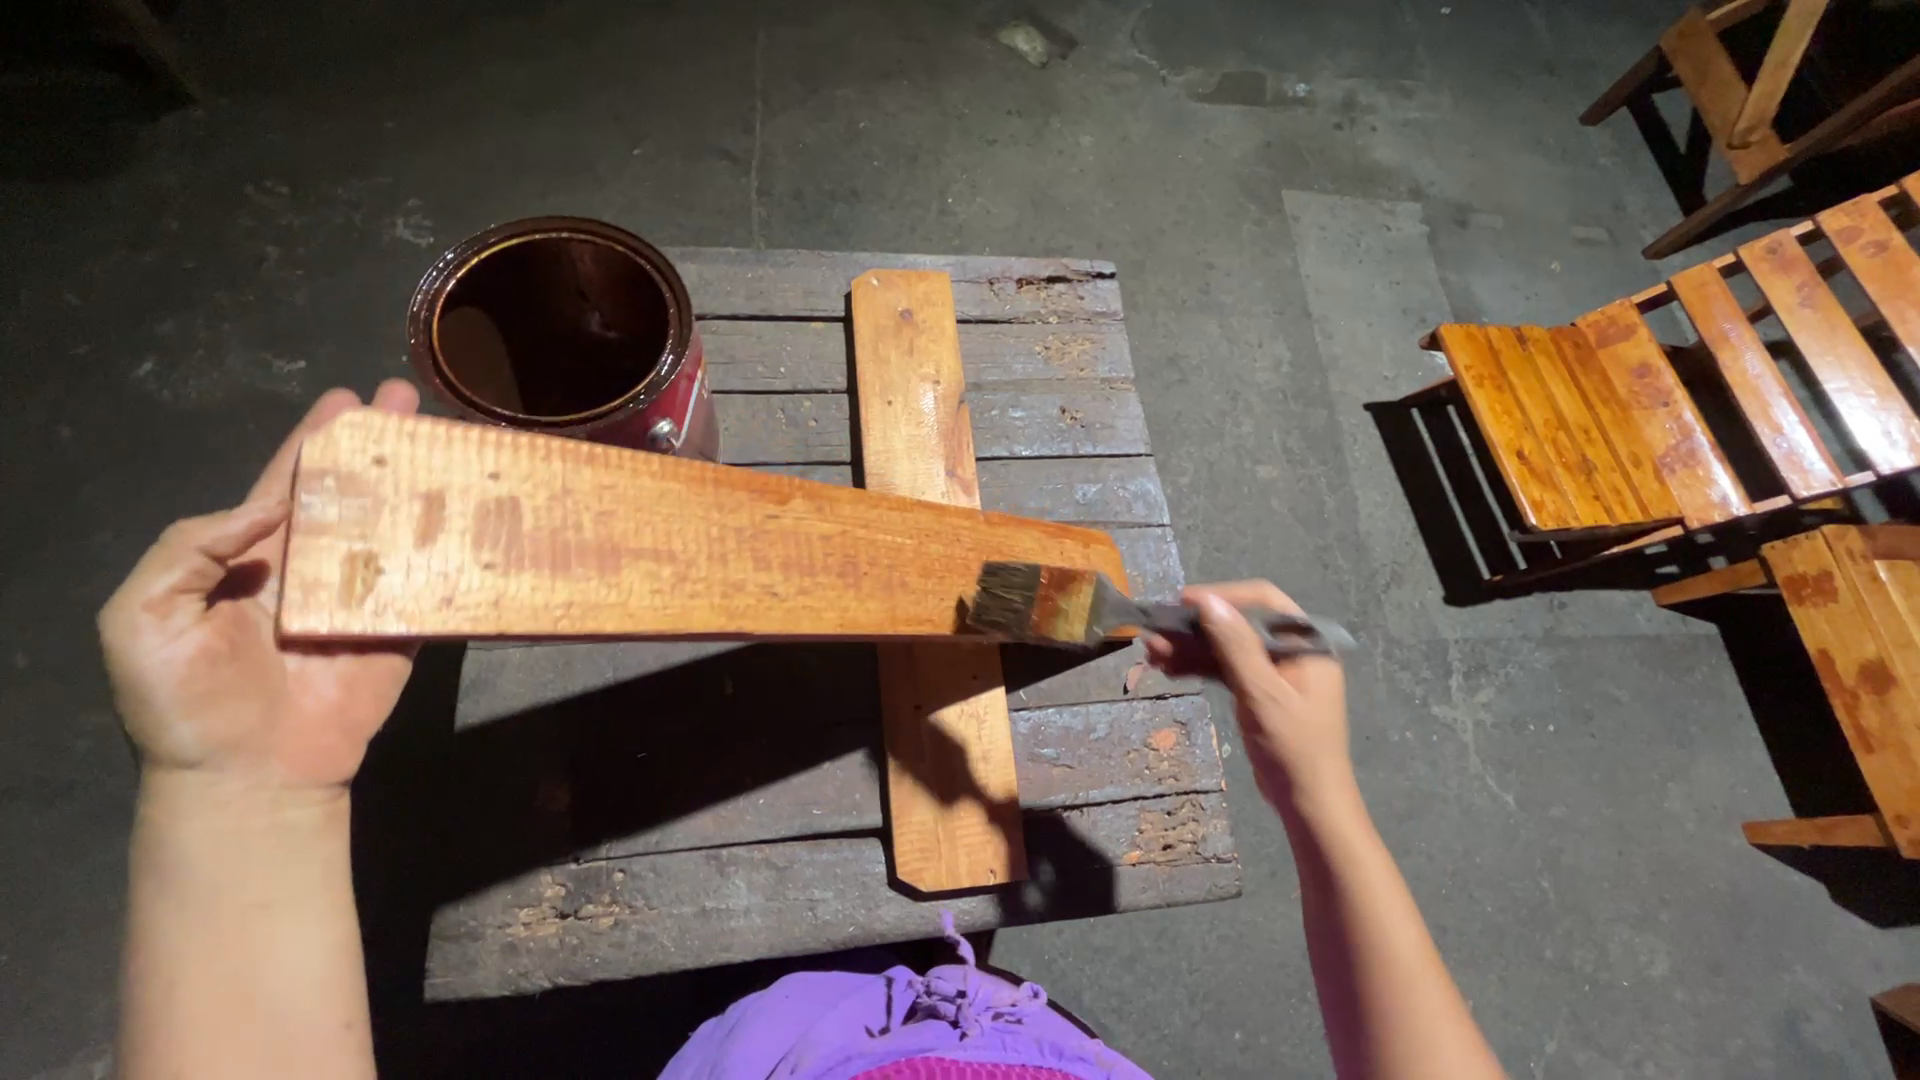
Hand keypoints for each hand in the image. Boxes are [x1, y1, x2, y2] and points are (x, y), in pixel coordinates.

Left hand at [99, 380, 421, 791]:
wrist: (249, 773)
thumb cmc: (186, 700)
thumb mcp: (142, 617)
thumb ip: (190, 551)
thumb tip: (265, 509)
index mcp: (254, 558)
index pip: (287, 485)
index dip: (314, 441)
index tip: (346, 400)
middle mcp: (317, 566)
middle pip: (353, 493)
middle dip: (378, 446)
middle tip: (407, 402)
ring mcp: (366, 597)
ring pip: (401, 527)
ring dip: (426, 486)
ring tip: (451, 446)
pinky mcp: (406, 628)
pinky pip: (434, 581)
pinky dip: (457, 550)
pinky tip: (477, 517)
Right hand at [1145, 581, 1350, 811]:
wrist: (1308, 802)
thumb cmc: (1294, 747)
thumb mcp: (1263, 694)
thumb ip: (1236, 646)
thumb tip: (1206, 602)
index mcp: (1306, 642)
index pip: (1262, 600)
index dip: (1221, 596)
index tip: (1182, 603)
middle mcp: (1291, 649)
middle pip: (1238, 624)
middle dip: (1195, 628)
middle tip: (1156, 633)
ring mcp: (1273, 671)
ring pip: (1225, 647)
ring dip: (1190, 648)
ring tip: (1151, 652)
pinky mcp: (1258, 692)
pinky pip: (1224, 669)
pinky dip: (1198, 667)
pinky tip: (1168, 668)